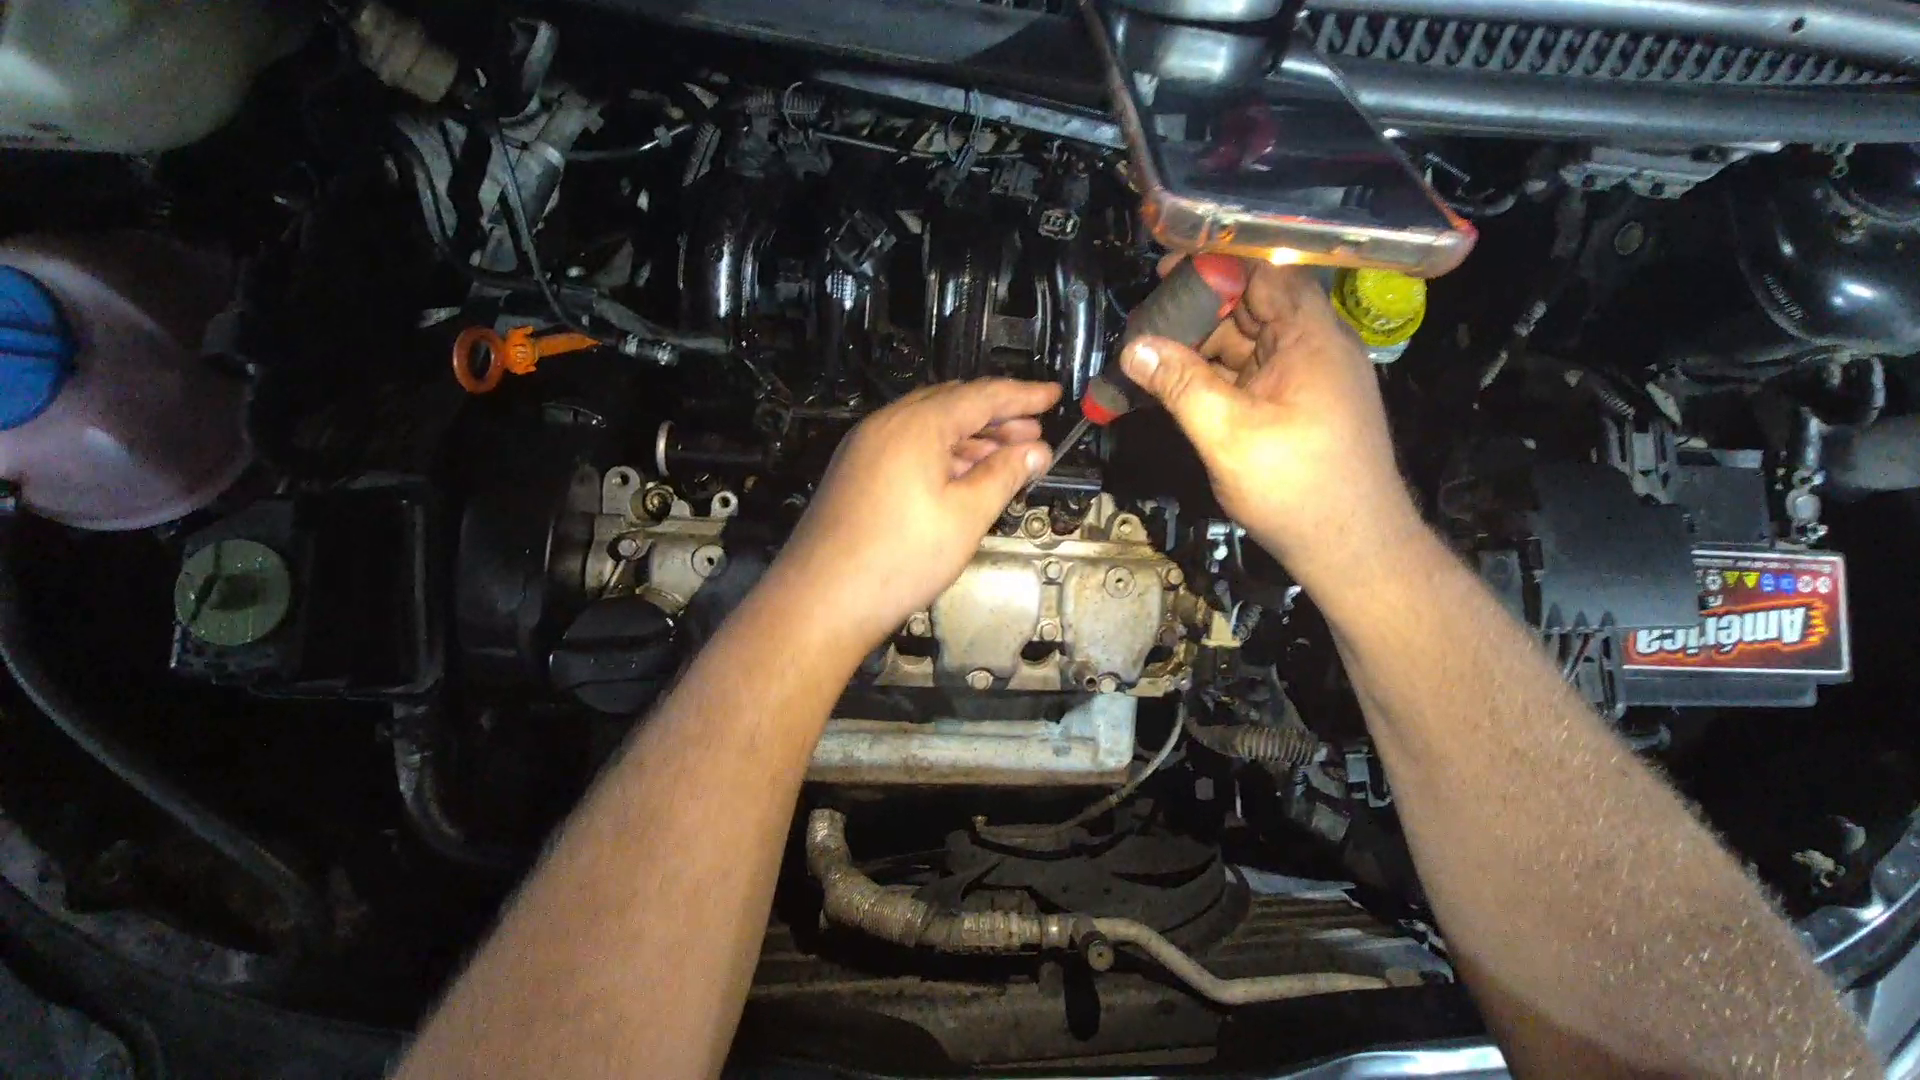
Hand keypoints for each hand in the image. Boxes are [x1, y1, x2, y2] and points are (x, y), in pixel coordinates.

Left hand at [766, 378, 1061, 648]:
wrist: (824, 599)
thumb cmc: (896, 558)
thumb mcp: (966, 515)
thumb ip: (1004, 475)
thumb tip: (1034, 451)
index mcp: (916, 425)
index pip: (982, 395)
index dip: (1022, 395)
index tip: (1050, 395)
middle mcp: (886, 426)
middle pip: (953, 405)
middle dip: (997, 417)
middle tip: (1033, 432)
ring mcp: (866, 449)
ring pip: (929, 428)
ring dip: (971, 438)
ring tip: (1007, 458)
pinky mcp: (856, 473)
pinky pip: (908, 448)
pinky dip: (942, 455)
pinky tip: (963, 478)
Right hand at [1121, 262, 1421, 591]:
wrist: (1351, 550)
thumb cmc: (1297, 488)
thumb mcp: (1228, 433)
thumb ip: (1180, 384)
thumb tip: (1134, 349)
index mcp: (1311, 339)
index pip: (1265, 273)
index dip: (1216, 267)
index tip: (1165, 275)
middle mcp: (1313, 349)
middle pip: (1250, 307)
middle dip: (1196, 312)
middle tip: (1143, 326)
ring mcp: (1304, 380)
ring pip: (1244, 345)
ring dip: (1199, 349)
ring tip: (1148, 359)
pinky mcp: (1295, 408)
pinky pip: (1248, 377)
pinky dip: (1213, 378)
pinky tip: (1175, 388)